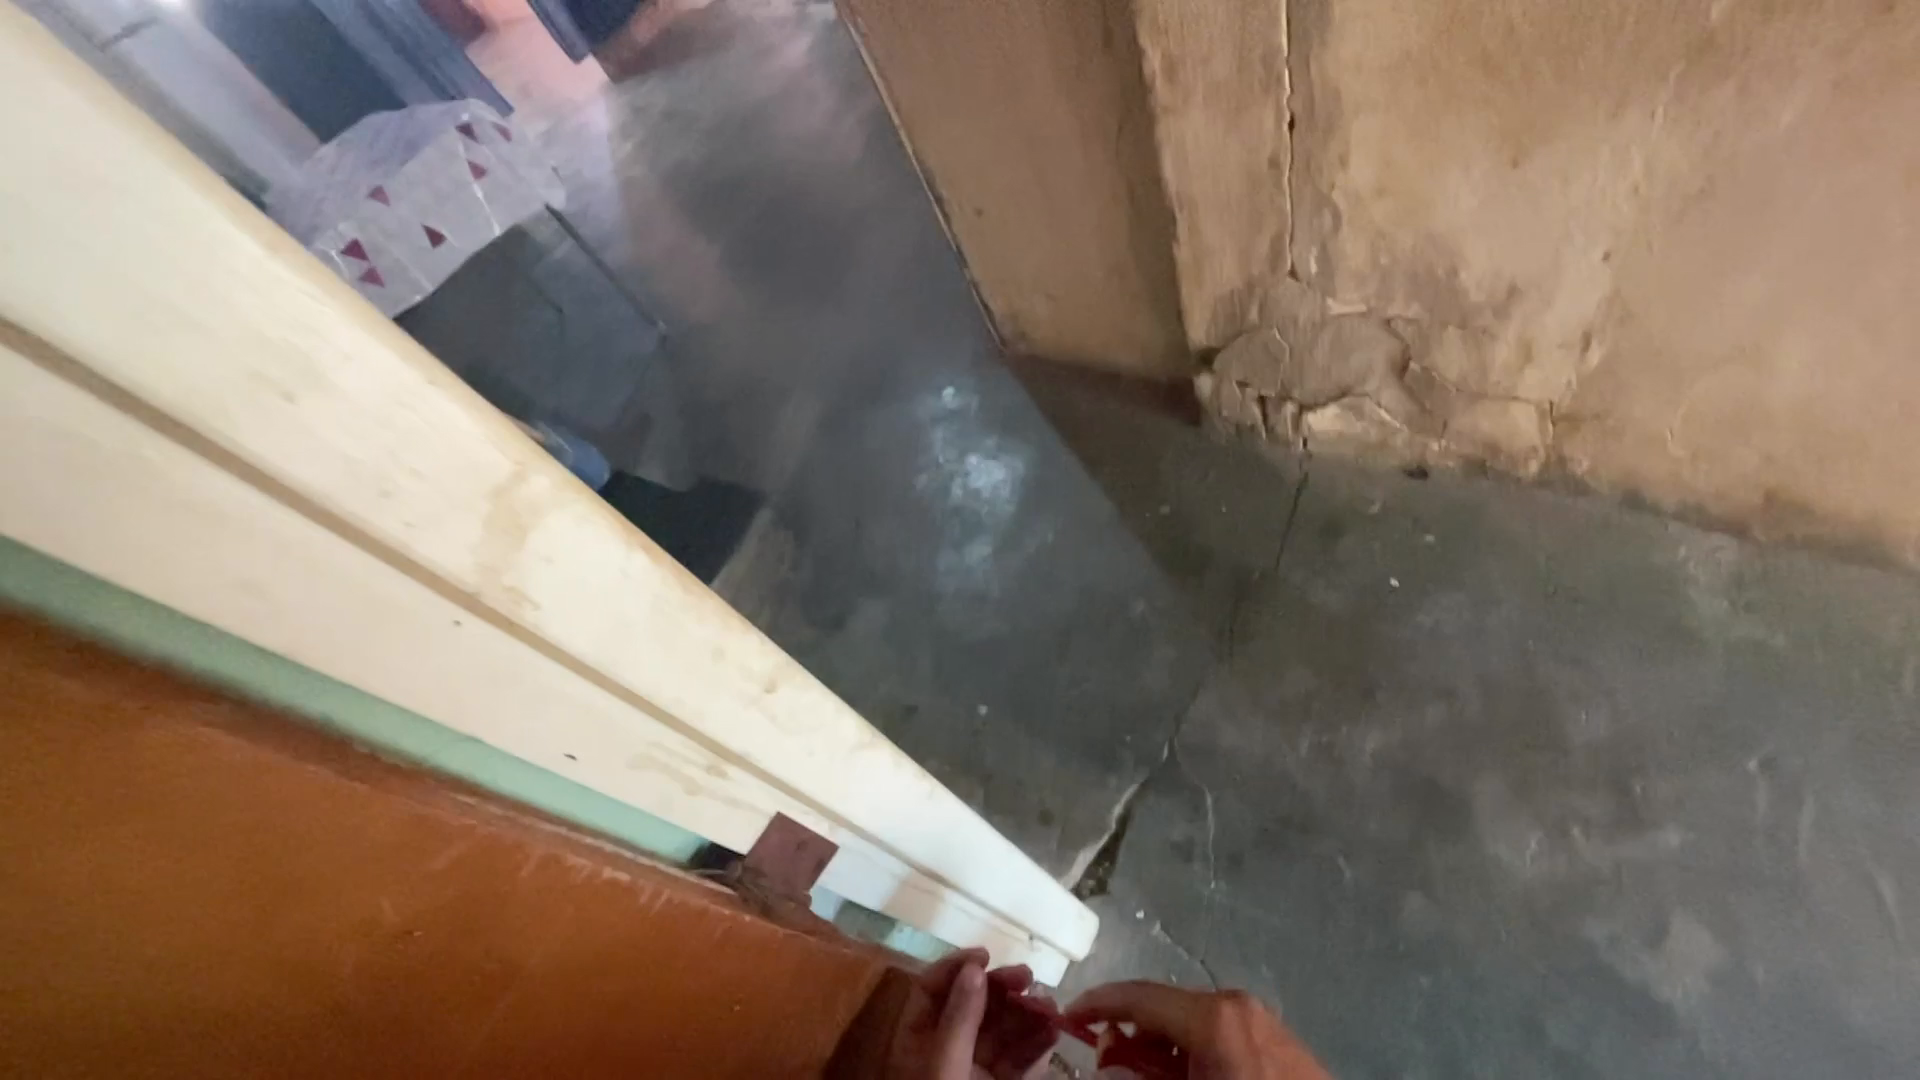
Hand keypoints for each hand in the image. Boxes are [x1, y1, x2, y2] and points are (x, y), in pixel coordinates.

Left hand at [886, 948, 1054, 1079]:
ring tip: (1051, 1007)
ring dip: (1027, 1013)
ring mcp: (973, 1072)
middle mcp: (944, 1050)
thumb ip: (959, 1019)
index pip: (932, 988)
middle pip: (973, 1004)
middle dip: (1002, 988)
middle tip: (1030, 978)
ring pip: (1001, 1031)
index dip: (957, 966)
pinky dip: (1037, 1045)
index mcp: (917, 1040)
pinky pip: (1019, 1062)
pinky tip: (1054, 1033)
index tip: (988, 955)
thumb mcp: (943, 1067)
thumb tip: (975, 969)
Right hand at [1064, 981, 1329, 1079]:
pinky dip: (1195, 1052)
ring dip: (1163, 1046)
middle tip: (1108, 1062)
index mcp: (1211, 1016)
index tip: (1069, 1017)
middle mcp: (1235, 1004)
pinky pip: (1223, 1034)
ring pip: (1192, 1021)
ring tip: (1149, 1074)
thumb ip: (1138, 1079)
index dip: (1098, 1004)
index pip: (1138, 995)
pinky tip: (1188, 1076)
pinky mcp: (1281, 1041)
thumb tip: (1105, 1065)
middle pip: (1164, 1007)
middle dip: (1132, 1033)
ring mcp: (1263, 1020)